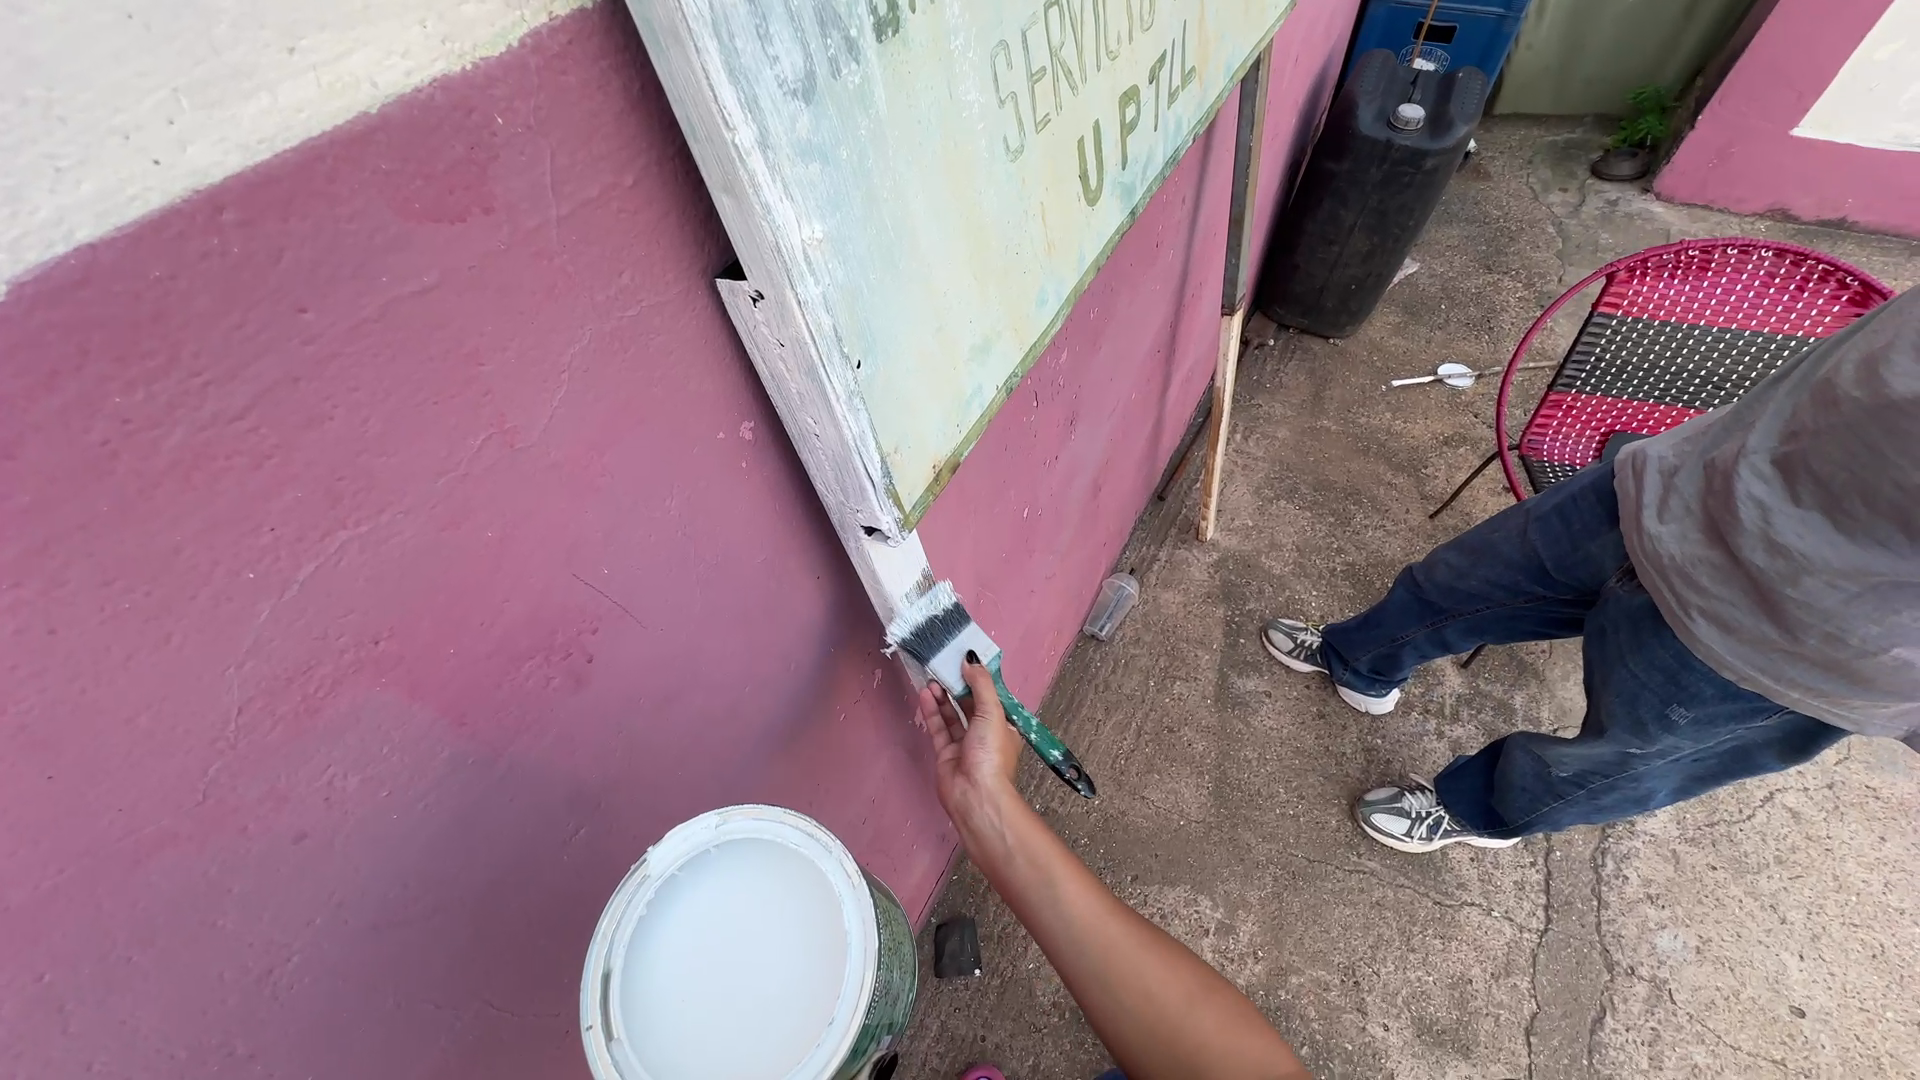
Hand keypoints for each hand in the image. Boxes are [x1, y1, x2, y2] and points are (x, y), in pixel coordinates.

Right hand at [916, 657, 1022, 838]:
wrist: (975, 795)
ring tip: (932, 677)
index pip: (991, 697)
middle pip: (969, 704)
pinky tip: (925, 694)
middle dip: (958, 686)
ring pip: (952, 714)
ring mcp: (964, 744)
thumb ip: (981, 684)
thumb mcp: (992, 713)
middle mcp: (984, 734)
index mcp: (1003, 726)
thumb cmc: (991, 753)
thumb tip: (970, 660)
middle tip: (944, 665)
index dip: (978, 680)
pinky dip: (932, 710)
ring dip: (942, 696)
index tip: (965, 661)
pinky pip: (938, 727)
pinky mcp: (945, 753)